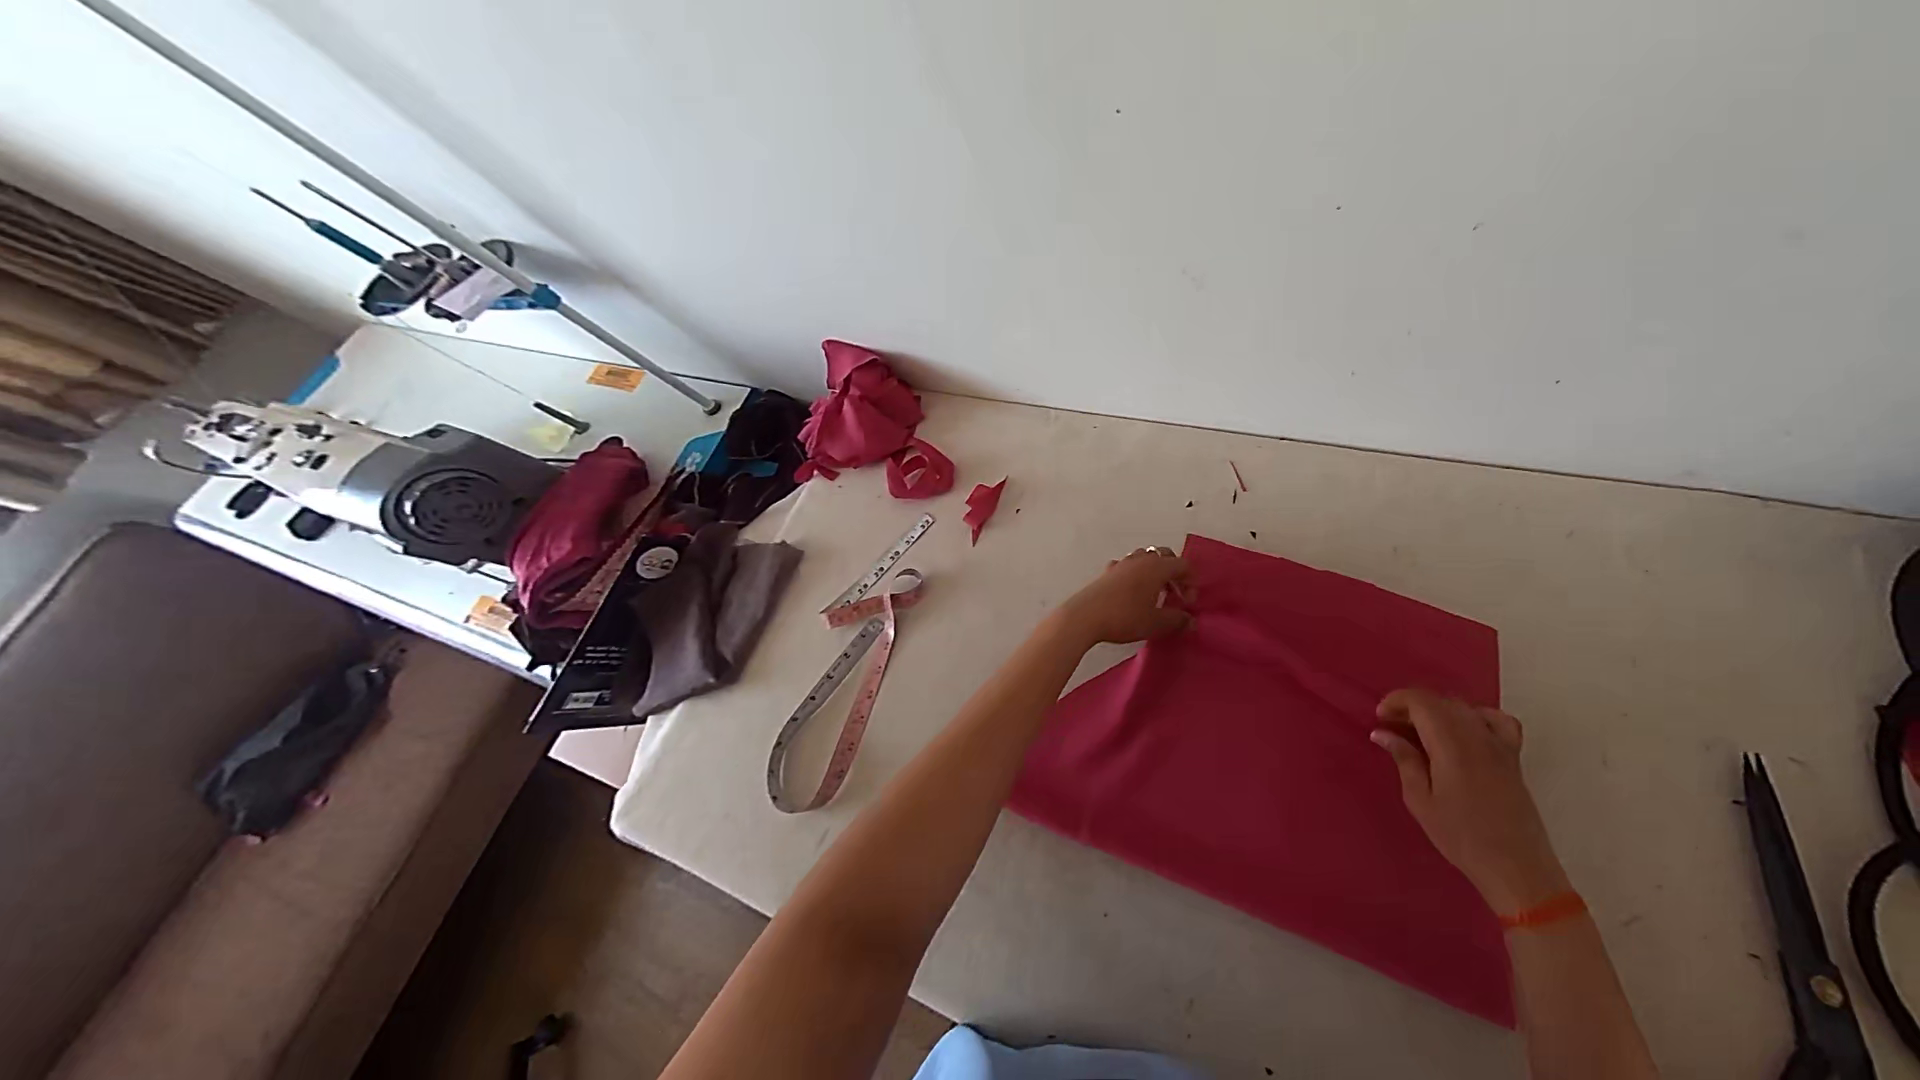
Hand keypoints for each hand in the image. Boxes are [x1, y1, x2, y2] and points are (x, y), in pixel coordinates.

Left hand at [1052, 547, 1193, 646]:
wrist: (1084, 617)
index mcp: (1157, 567)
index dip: (1191, 582)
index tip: (1188, 602)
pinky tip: (1132, 592)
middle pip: (1164, 556)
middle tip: (1175, 594)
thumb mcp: (1156, 623)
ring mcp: (1121, 564)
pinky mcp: (1106, 573)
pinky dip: (1135, 576)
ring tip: (1155, 593)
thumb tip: (1190, 620)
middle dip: (1174, 573)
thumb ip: (1177, 620)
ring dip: (1154, 572)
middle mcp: (1140, 560)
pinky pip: (1127, 568)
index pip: (1183, 565)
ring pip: (1144, 559)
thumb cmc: (1125, 617)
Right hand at [1372, 689, 1570, 913]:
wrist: (1516, 867)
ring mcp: (1501, 746)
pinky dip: (1474, 716)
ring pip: (1466, 708)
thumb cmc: (1460, 836)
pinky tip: (1463, 732)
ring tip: (1421, 731)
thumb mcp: (1420, 800)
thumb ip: (1404, 759)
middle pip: (1442, 701)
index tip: (1379, 718)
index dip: (1396, 701)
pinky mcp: (1513, 758)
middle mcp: (1479, 737)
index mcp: (1452, 746)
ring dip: (1438, 711)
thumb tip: (1382, 733)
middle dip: (1412, 706)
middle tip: (1392, 727)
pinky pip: (1496, 720)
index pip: (1422, 701)